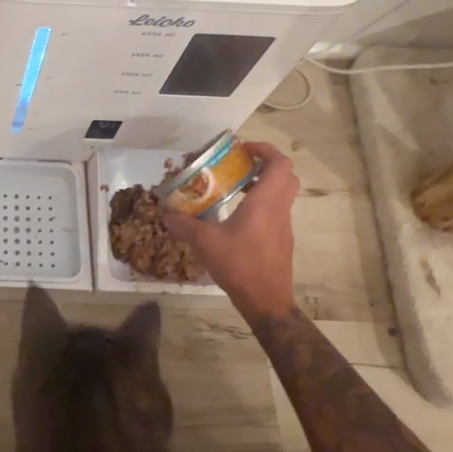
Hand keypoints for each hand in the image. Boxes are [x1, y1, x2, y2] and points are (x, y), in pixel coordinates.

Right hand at [163, 140, 301, 318]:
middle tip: (241, 166)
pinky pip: (276, 212)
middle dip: (266, 164)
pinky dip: (261, 205)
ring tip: (234, 189)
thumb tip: (166, 214)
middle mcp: (279, 210)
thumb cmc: (240, 265)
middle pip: (286, 176)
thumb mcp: (205, 242)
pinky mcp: (281, 241)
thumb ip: (184, 225)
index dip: (265, 149)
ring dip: (263, 185)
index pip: (279, 163)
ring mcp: (284, 226)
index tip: (242, 150)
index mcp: (265, 202)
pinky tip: (236, 218)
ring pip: (283, 194)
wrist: (266, 302)